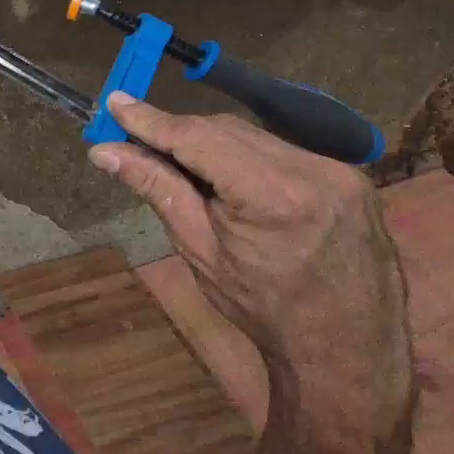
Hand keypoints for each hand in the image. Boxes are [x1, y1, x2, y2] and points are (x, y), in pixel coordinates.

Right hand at [89, 93, 410, 408]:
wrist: (349, 351)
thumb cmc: (264, 307)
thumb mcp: (198, 249)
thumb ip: (156, 188)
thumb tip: (103, 150)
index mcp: (276, 195)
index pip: (198, 138)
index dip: (151, 120)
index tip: (114, 102)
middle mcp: (314, 172)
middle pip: (224, 130)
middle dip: (176, 133)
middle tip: (132, 141)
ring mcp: (339, 173)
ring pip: (250, 136)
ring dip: (207, 142)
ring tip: (175, 165)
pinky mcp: (350, 179)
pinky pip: (278, 150)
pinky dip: (240, 155)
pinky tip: (223, 178)